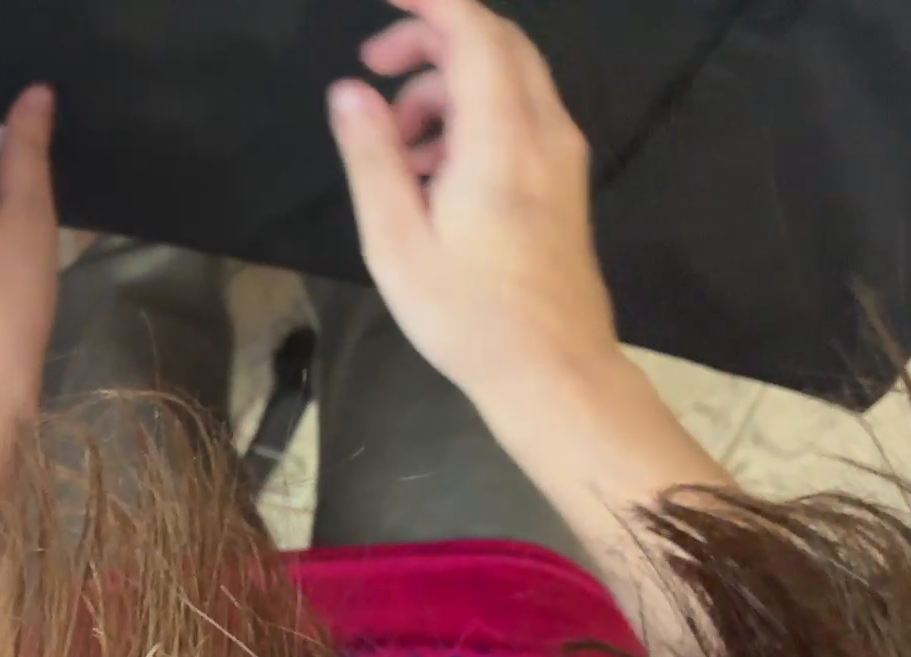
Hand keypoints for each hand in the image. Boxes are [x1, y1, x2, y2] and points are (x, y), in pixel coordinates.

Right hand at [326, 0, 619, 395]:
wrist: (546, 365)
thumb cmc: (462, 313)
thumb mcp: (395, 242)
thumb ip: (371, 161)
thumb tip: (347, 94)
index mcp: (498, 140)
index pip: (473, 32)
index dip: (430, 0)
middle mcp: (542, 130)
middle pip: (494, 46)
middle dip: (430, 43)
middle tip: (372, 74)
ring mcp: (560, 155)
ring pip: (506, 82)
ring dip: (445, 91)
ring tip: (396, 149)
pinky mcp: (562, 181)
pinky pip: (517, 119)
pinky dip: (470, 121)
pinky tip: (433, 174)